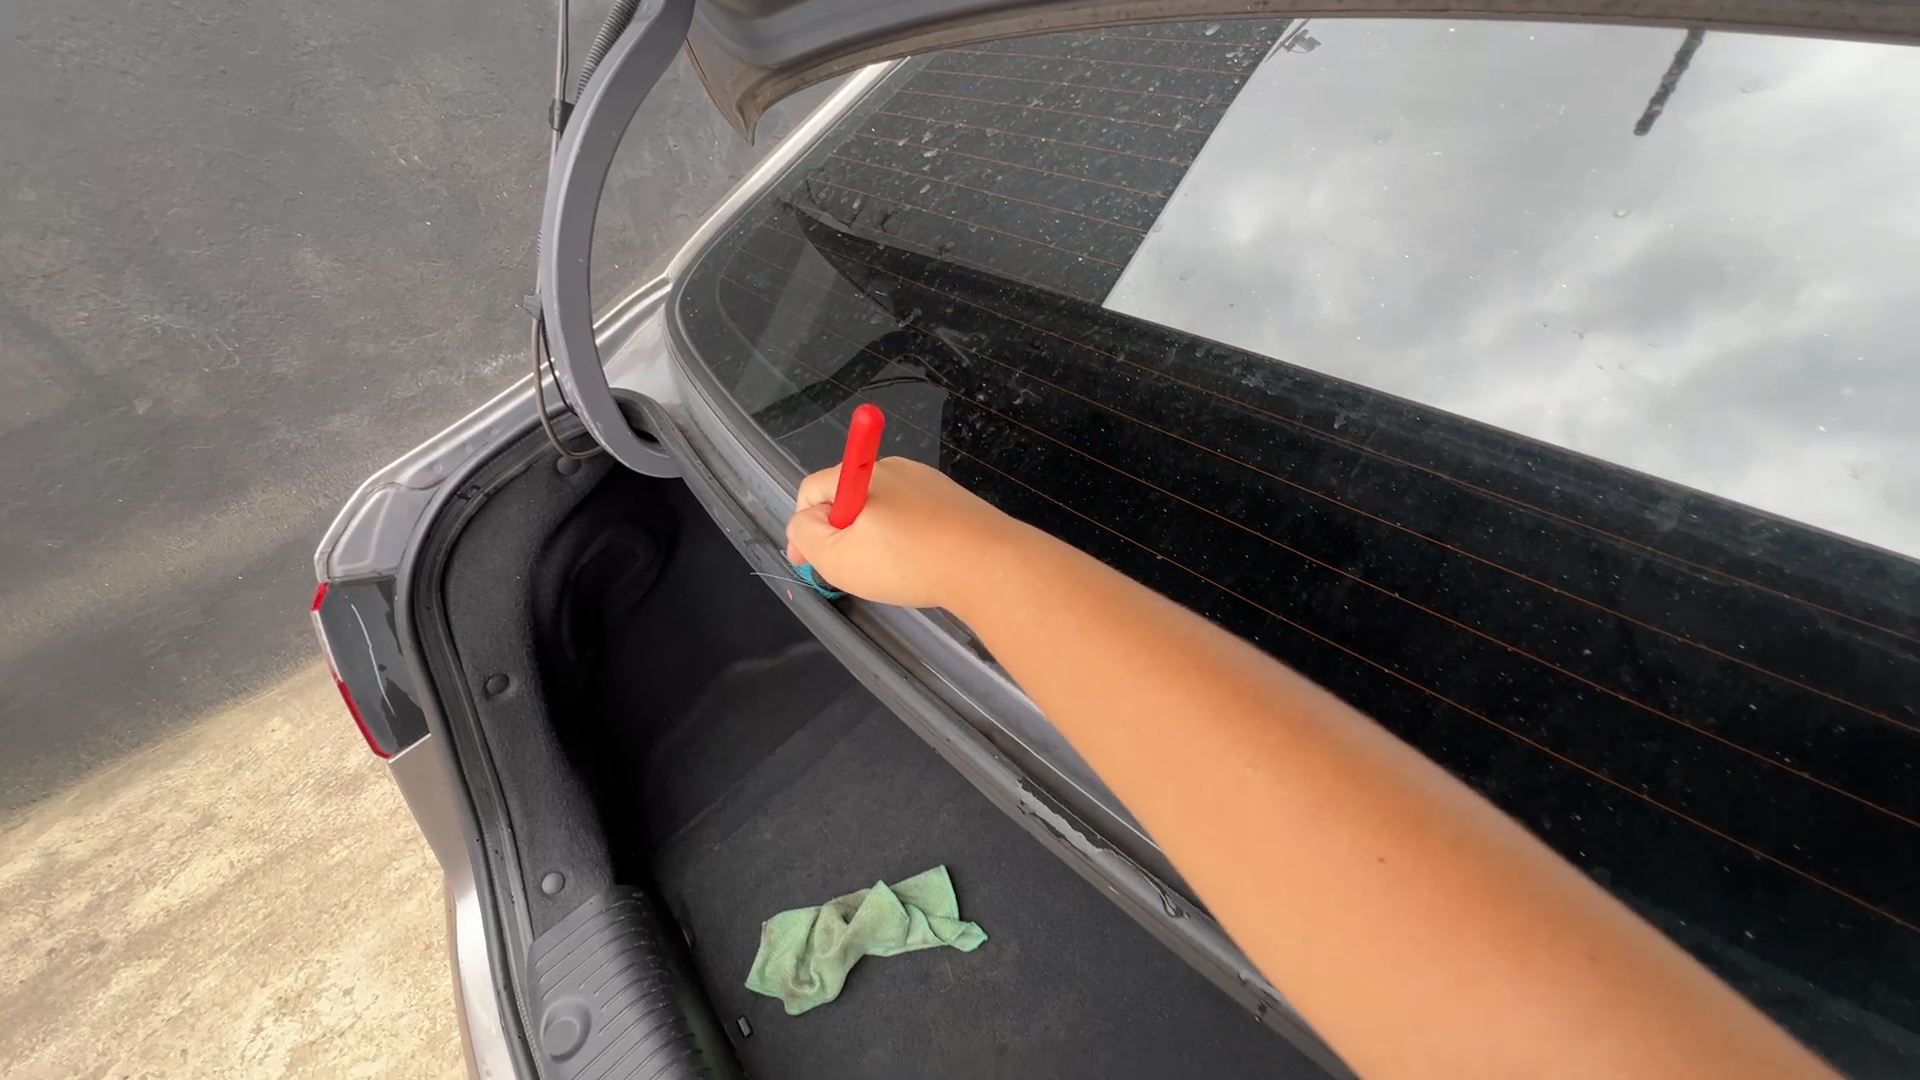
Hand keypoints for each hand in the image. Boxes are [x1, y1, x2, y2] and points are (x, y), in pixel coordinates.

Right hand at [785, 457, 1017, 608]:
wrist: (987, 564)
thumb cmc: (905, 561)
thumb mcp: (837, 556)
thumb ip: (805, 535)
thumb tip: (803, 523)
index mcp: (862, 474)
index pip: (812, 489)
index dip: (802, 526)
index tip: (806, 561)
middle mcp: (894, 468)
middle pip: (848, 496)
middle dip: (839, 532)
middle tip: (847, 570)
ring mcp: (928, 482)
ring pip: (883, 509)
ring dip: (873, 537)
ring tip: (888, 572)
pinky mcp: (953, 500)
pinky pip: (914, 517)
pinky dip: (906, 539)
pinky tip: (919, 565)